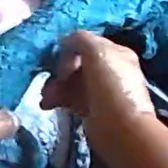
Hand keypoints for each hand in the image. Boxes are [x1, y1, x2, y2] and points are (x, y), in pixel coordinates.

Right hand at [40, 31, 155, 139]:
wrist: (121, 128)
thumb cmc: (111, 85)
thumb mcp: (96, 50)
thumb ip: (79, 39)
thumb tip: (64, 42)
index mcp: (116, 53)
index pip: (85, 44)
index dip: (69, 50)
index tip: (59, 62)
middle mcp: (110, 70)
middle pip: (76, 64)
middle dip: (59, 71)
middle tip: (49, 81)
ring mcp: (101, 91)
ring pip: (71, 82)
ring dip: (55, 86)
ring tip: (46, 97)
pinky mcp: (92, 109)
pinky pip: (70, 98)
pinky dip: (58, 99)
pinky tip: (49, 104)